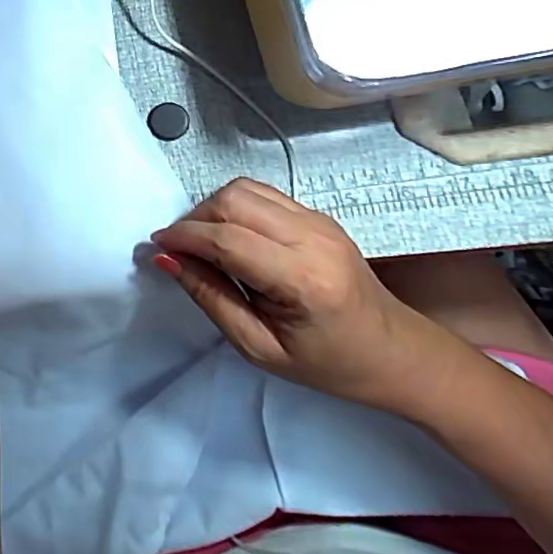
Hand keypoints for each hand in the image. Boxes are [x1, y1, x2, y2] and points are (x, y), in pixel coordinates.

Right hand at [151, 178, 469, 413]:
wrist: (395, 352)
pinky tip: (230, 236)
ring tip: (202, 242)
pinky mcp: (319, 214)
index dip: (184, 237)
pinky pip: (263, 194)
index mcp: (302, 279)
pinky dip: (234, 207)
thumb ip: (211, 298)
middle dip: (195, 218)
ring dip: (212, 208)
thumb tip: (167, 260)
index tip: (157, 247)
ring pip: (246, 188)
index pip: (227, 239)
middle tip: (179, 249)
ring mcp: (319, 220)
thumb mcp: (259, 348)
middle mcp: (312, 237)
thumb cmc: (329, 364)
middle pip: (234, 200)